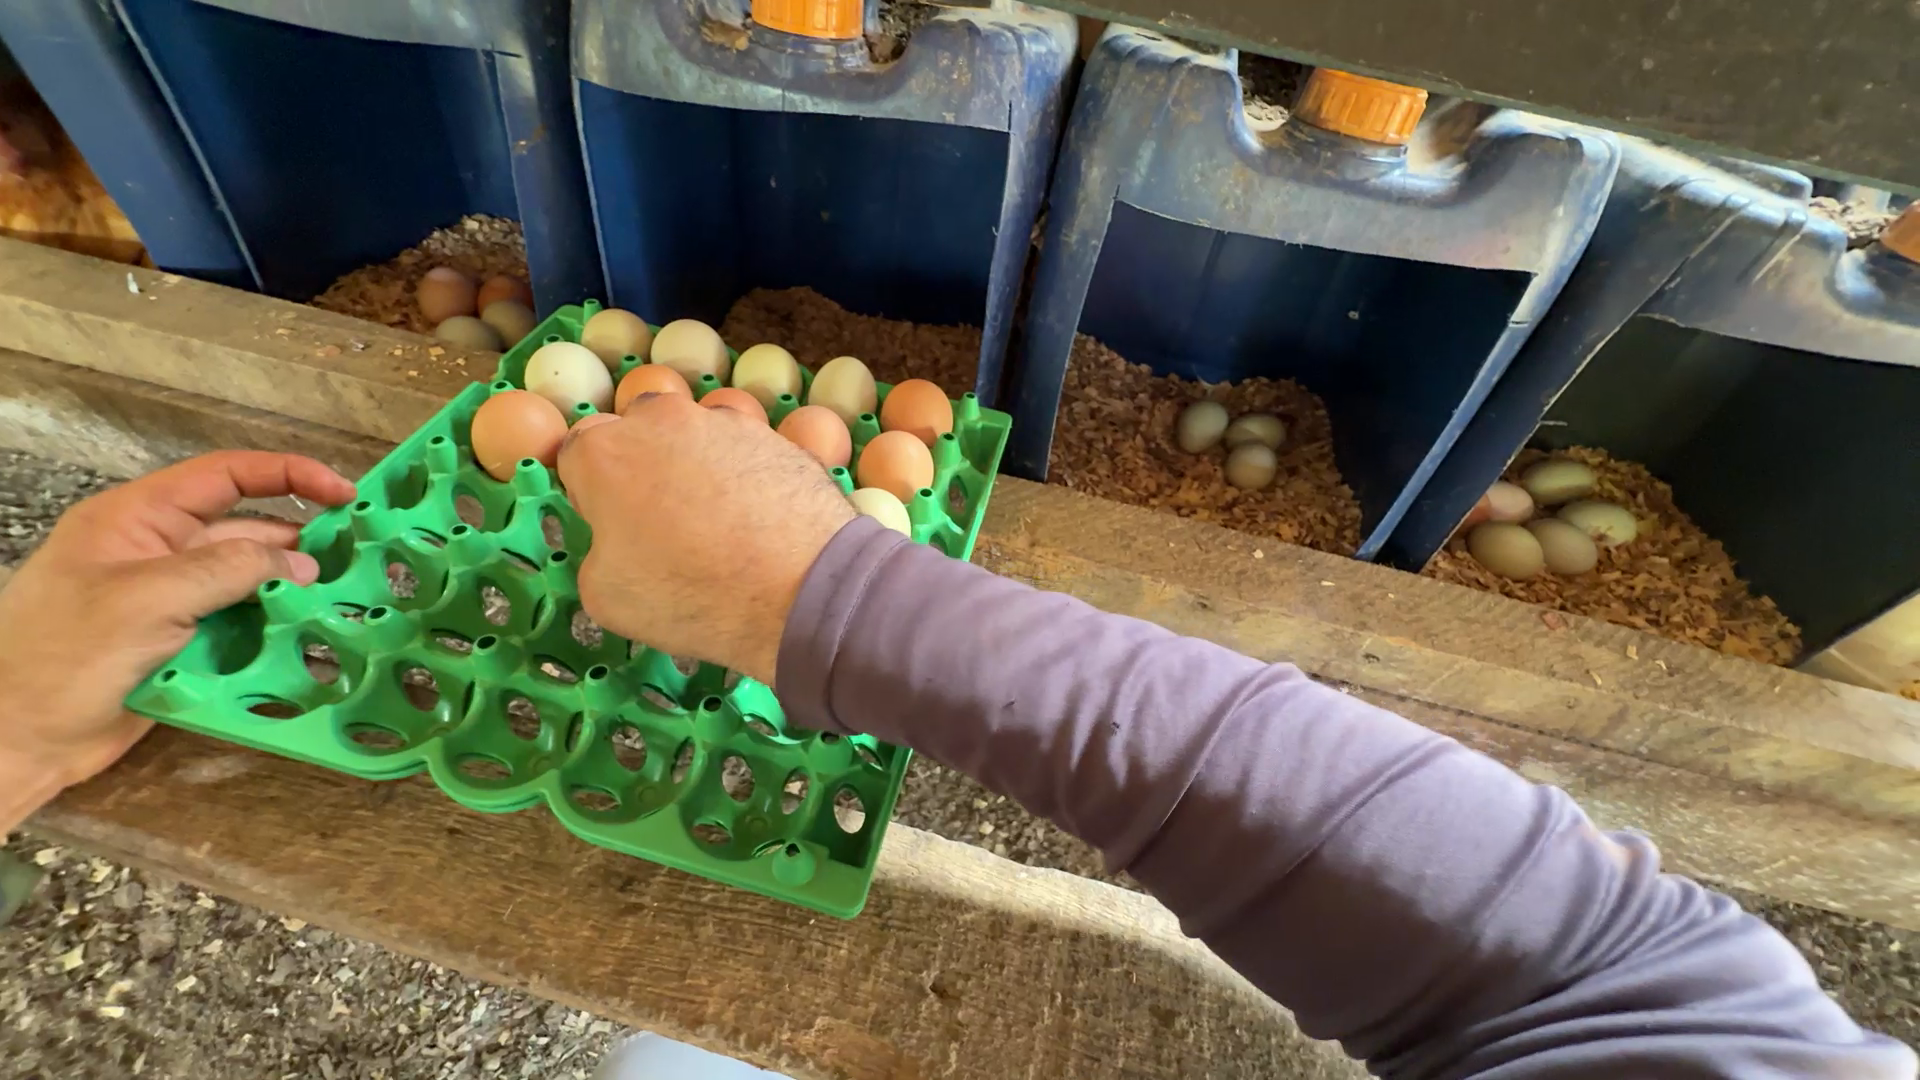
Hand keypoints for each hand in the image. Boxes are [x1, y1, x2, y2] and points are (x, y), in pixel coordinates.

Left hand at [0, 452, 355, 825]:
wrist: (19, 742)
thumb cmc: (64, 660)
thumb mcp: (147, 601)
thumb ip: (231, 570)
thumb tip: (306, 565)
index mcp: (139, 520)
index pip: (227, 475)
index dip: (292, 475)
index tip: (346, 494)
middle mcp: (163, 548)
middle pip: (253, 525)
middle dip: (305, 539)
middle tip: (362, 557)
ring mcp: (179, 592)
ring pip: (259, 573)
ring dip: (299, 584)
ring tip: (346, 596)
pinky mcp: (194, 631)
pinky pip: (253, 613)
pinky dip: (285, 617)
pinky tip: (315, 627)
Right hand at [558, 396, 854, 683]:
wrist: (802, 589)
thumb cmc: (693, 595)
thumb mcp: (606, 594)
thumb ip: (600, 547)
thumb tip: (623, 538)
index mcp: (606, 451)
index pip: (579, 454)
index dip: (594, 492)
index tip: (615, 524)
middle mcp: (665, 420)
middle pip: (640, 432)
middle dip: (644, 466)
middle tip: (668, 521)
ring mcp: (729, 423)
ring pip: (698, 437)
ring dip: (699, 466)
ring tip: (723, 522)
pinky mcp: (780, 437)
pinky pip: (748, 452)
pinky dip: (748, 476)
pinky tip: (762, 518)